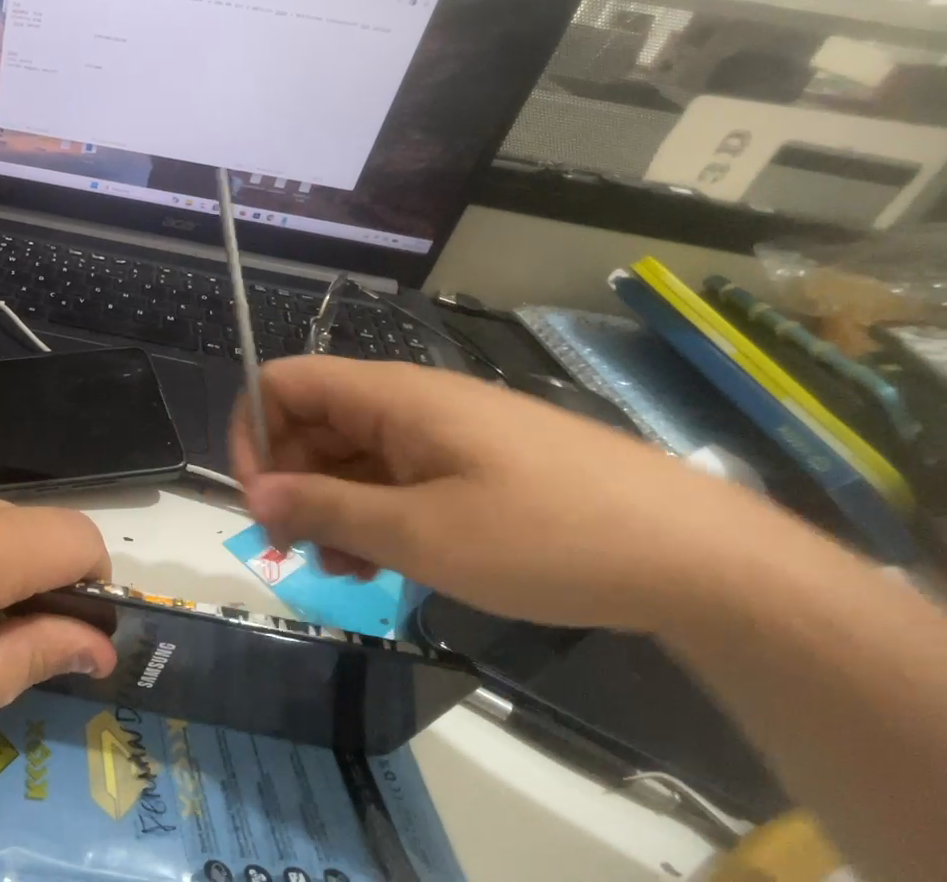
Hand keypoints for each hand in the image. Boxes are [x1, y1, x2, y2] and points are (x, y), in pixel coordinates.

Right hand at [230, 357, 799, 631]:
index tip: (257, 501)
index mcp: (392, 397)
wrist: (699, 560)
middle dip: (289, 481)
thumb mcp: (418, 533)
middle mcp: (412, 403)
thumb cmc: (546, 536)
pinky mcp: (476, 466)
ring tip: (336, 569)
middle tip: (290, 549)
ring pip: (354, 456)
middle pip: (313, 421)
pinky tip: (378, 566)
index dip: (253, 432)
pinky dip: (373, 516)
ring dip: (328, 507)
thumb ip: (324, 509)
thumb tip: (253, 496)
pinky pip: (399, 479)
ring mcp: (446, 435)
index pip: (283, 382)